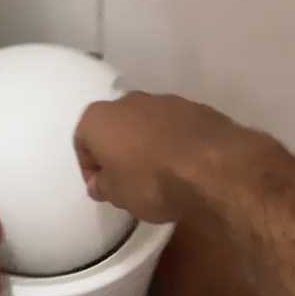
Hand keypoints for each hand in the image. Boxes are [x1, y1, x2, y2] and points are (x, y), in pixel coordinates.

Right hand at [73, 92, 256, 223]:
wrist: (212, 167)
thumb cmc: (151, 181)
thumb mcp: (117, 195)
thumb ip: (103, 186)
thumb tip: (100, 183)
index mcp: (99, 117)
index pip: (82, 141)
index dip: (90, 168)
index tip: (102, 189)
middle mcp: (129, 101)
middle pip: (116, 127)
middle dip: (119, 153)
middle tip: (128, 182)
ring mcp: (166, 100)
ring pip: (147, 125)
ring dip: (147, 146)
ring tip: (160, 176)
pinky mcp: (197, 108)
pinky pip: (176, 128)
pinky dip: (175, 144)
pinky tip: (184, 167)